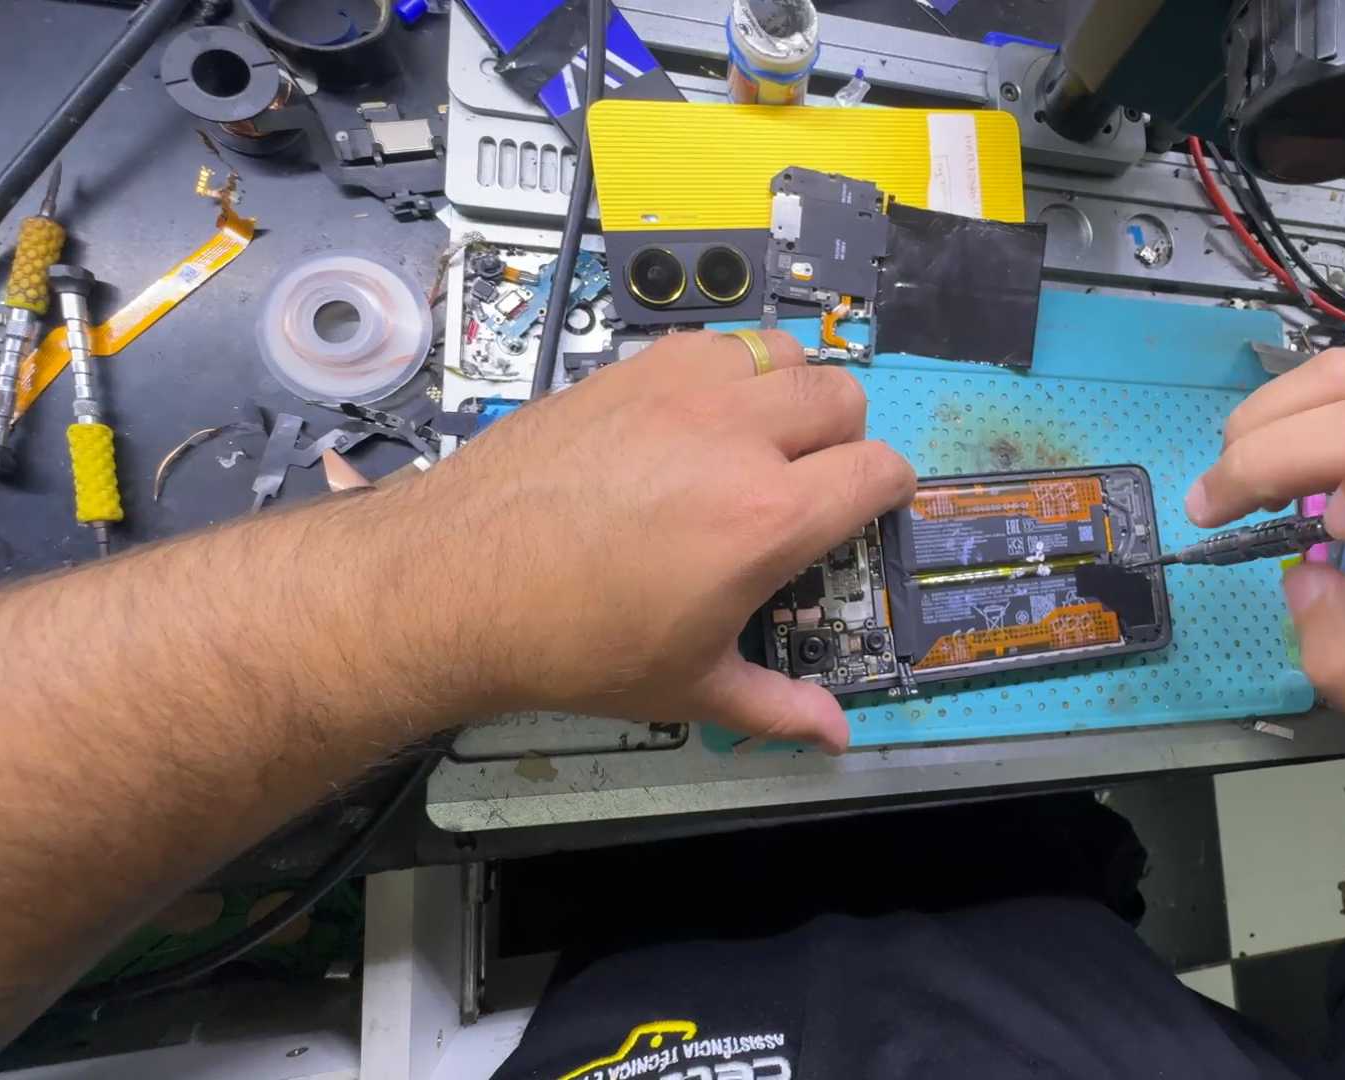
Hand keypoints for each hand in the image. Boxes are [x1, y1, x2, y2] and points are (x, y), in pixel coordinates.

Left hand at [393, 330, 914, 752]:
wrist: (452, 583)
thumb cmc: (578, 644)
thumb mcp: (691, 686)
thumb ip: (779, 708)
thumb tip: (838, 739)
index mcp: (767, 518)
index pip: (878, 469)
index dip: (891, 487)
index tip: (873, 505)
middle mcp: (738, 436)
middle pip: (842, 396)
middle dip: (846, 437)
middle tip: (810, 479)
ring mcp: (682, 390)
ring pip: (785, 353)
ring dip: (792, 392)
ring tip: (760, 436)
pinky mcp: (633, 369)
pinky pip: (717, 341)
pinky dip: (732, 370)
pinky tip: (698, 415)